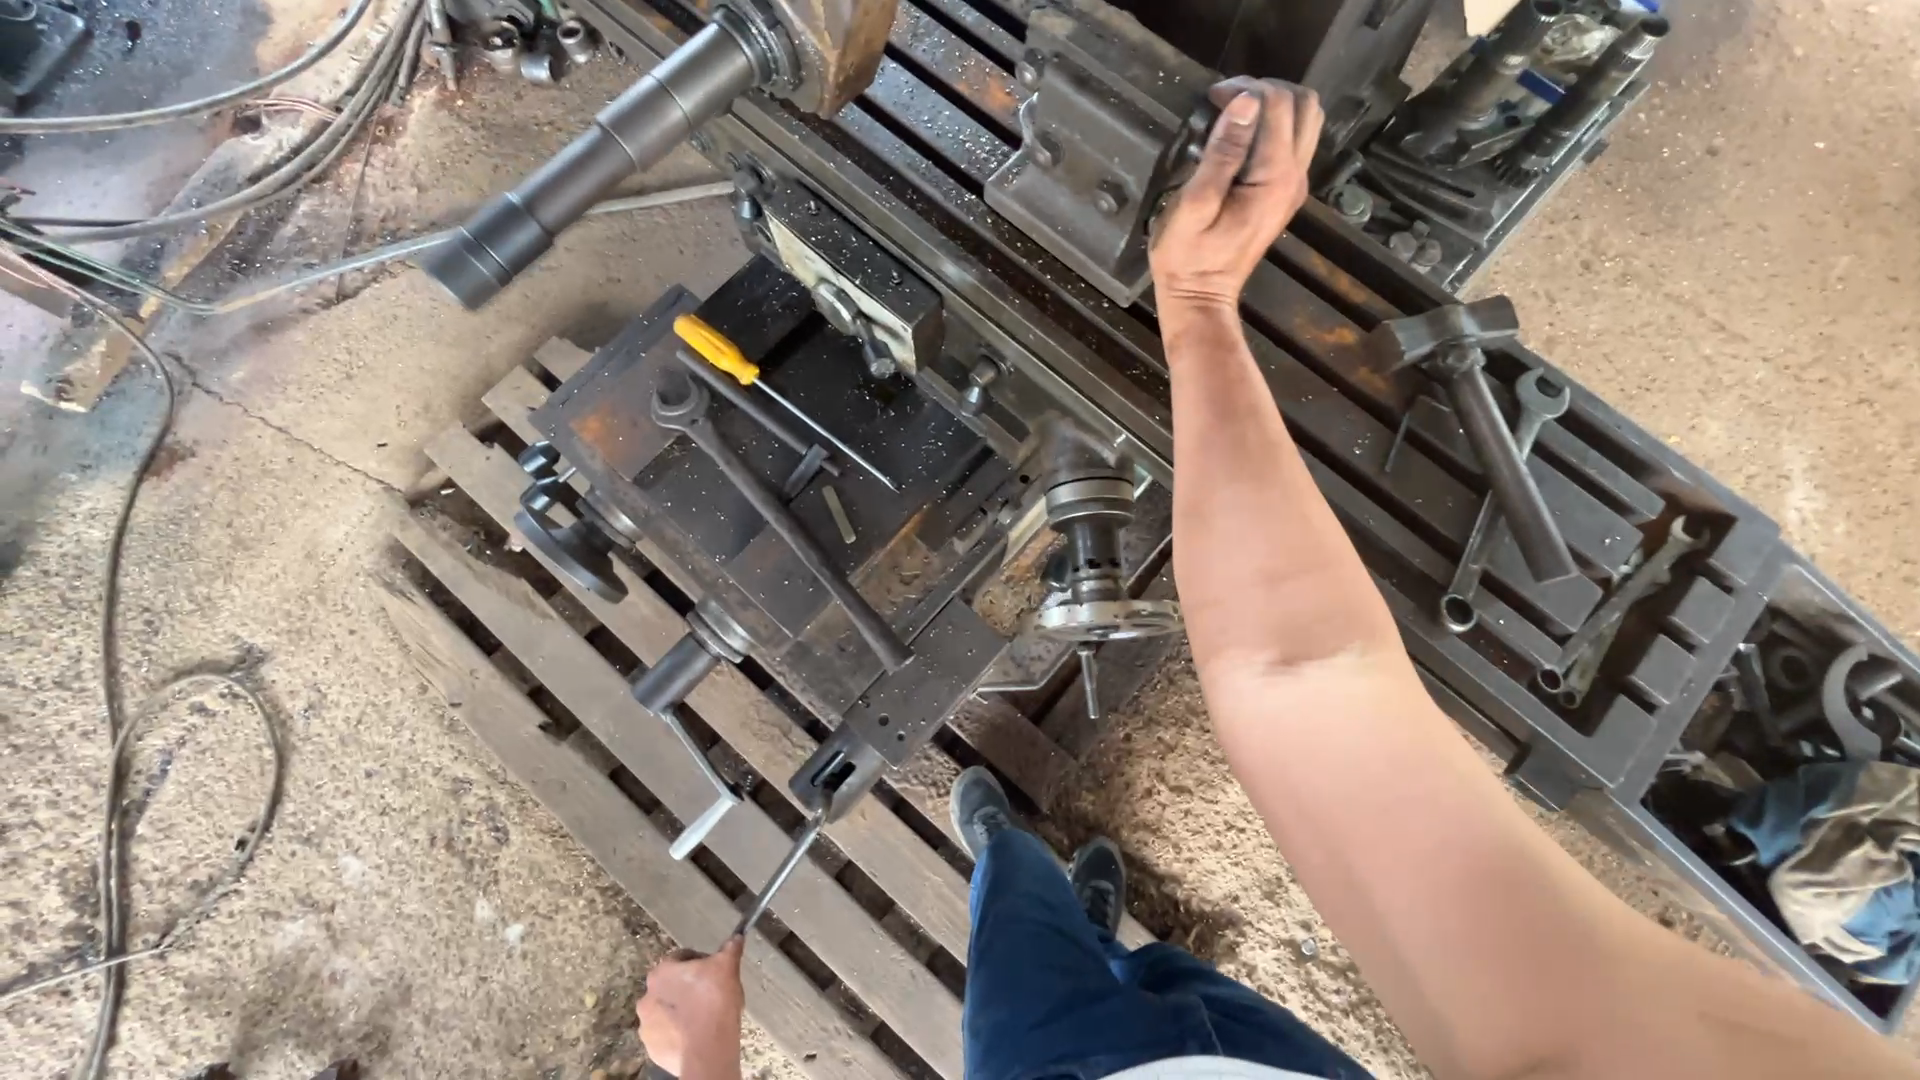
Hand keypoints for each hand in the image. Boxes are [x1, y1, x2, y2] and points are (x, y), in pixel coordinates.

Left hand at [636, 936, 745, 1075]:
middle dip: (686, 987)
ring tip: (702, 1015)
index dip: (699, 961)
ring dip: (679, 1010)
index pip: (680, 958)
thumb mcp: (727, 966)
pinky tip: (695, 1033)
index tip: (713, 970)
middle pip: (670, 985)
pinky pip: (665, 1035)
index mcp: (661, 973)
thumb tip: (736, 937)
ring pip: (666, 1011)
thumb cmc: (714, 999)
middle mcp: (647, 998)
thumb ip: (730, 948)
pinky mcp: (652, 1049)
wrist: (709, 1047)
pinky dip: (677, 1032)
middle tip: (708, 992)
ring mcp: (646, 1026)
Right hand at [1149, 78, 1322, 309]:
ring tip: (1235, 115)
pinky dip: (1275, 127)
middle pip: (1304, 105)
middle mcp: (1295, 176)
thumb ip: (1222, 153)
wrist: (1201, 299)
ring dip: (1274, 107)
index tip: (1211, 99)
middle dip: (1267, 91)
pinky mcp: (1285, 195)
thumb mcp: (1194, 205)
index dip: (1245, 89)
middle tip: (1228, 101)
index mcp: (1274, 177)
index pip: (1277, 105)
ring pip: (1305, 122)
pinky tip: (1242, 139)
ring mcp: (1294, 187)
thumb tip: (1245, 103)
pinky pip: (1295, 143)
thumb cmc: (1188, 258)